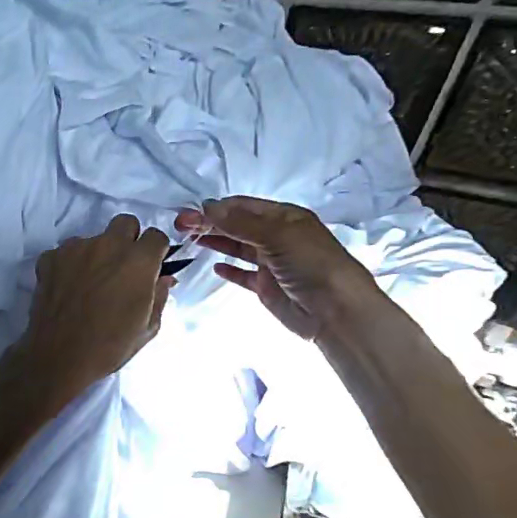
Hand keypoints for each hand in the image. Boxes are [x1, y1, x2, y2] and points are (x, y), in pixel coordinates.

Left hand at [19, 214, 173, 395]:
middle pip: (124, 223)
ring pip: (93, 239)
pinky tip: (68, 288)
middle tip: (122, 267)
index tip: (150, 267)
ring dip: (96, 254)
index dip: (155, 251)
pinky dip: (69, 265)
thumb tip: (163, 278)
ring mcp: (75, 249)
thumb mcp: (148, 327)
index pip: (156, 235)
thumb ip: (159, 295)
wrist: (59, 356)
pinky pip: (66, 252)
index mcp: (137, 261)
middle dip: (128, 239)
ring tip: (90, 284)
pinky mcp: (50, 257)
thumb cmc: (109, 346)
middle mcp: (107, 246)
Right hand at [174, 197, 377, 338]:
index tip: (189, 212)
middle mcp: (277, 236)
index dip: (216, 208)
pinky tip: (214, 266)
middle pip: (237, 225)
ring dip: (215, 242)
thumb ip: (239, 223)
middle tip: (180, 226)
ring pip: (237, 247)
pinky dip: (229, 269)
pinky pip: (243, 274)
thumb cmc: (311, 263)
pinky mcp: (266, 286)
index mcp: (284, 217)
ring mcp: (271, 262)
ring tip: (189, 240)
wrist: (336, 310)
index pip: (243, 206)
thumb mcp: (276, 235)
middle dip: (210, 223)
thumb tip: (206, 207)